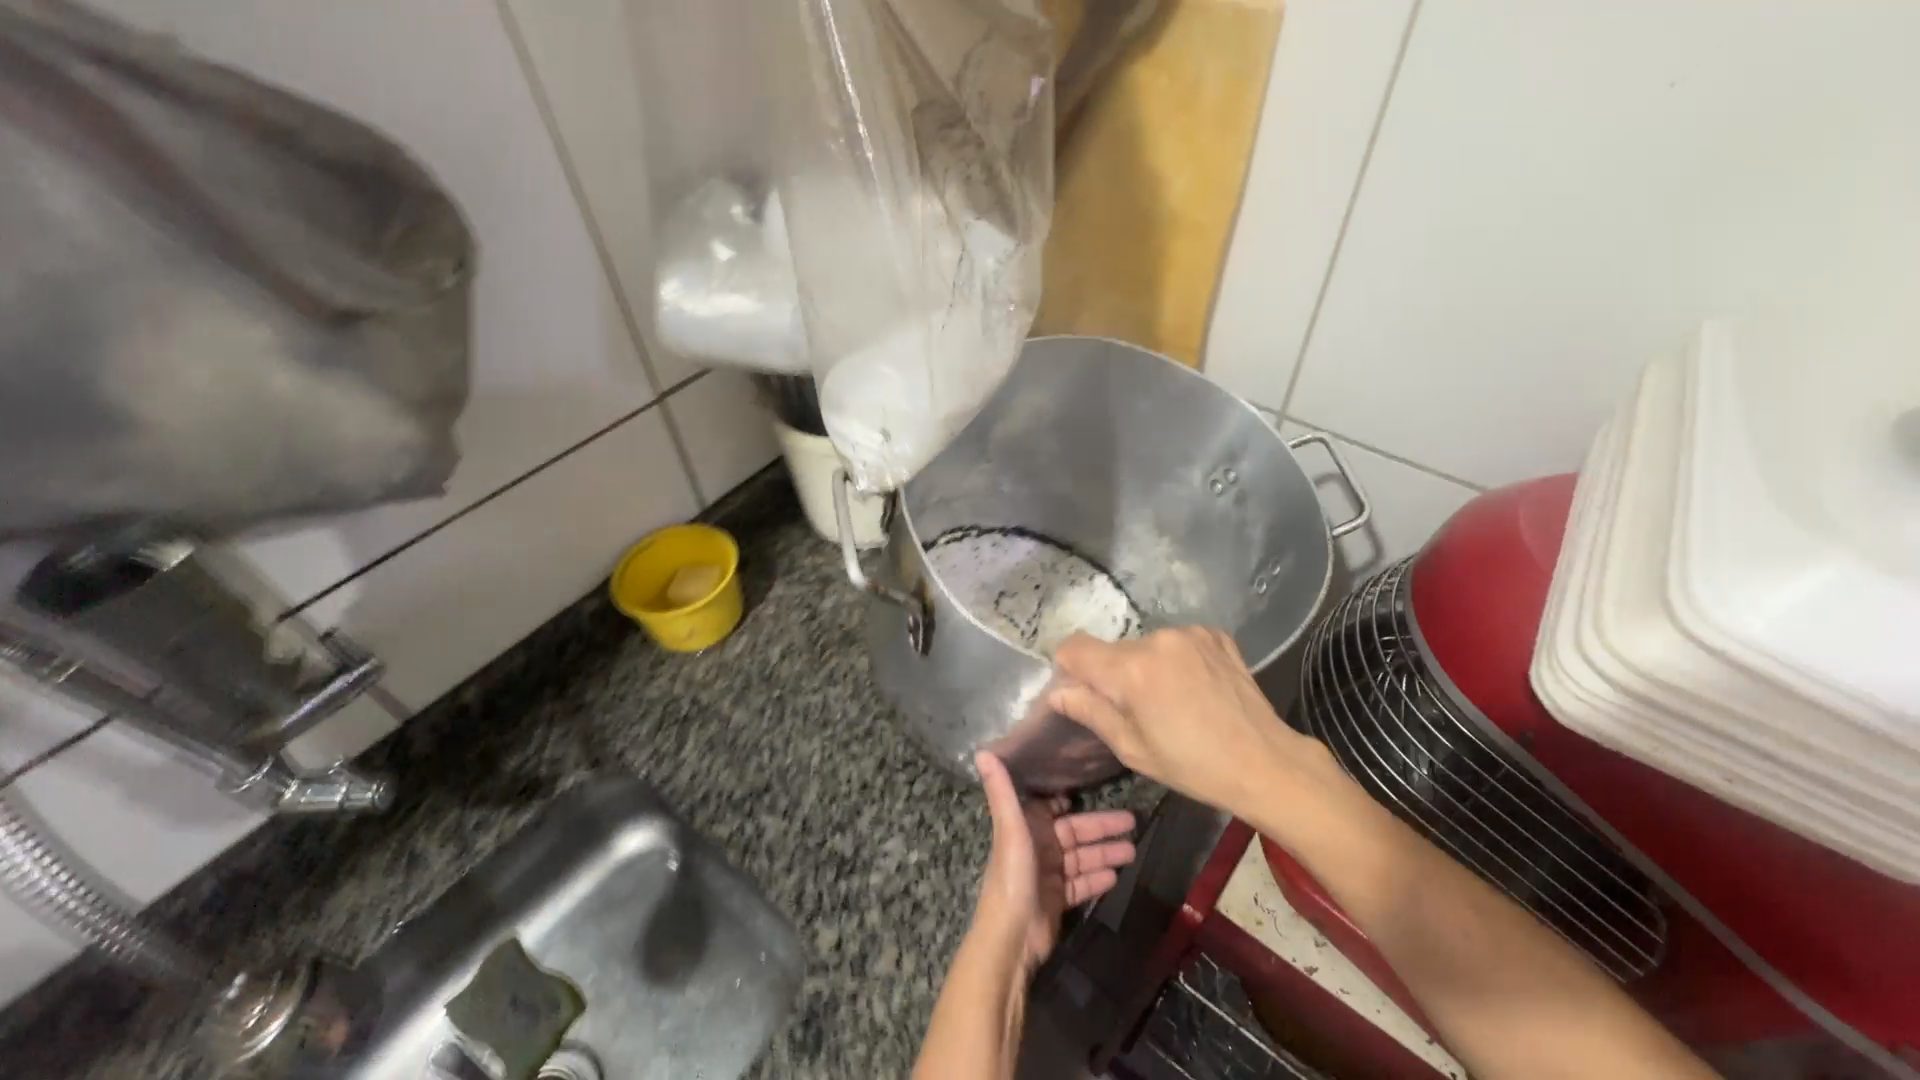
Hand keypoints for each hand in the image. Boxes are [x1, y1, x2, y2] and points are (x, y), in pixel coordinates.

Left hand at [971, 751, 1135, 974]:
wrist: (1011, 938)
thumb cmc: (1012, 878)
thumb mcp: (1010, 829)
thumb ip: (1001, 790)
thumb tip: (983, 750)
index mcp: (1024, 829)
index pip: (1051, 808)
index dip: (1072, 803)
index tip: (1098, 793)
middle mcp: (1036, 849)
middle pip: (1074, 834)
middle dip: (1101, 830)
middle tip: (1134, 825)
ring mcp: (1046, 876)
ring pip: (1081, 859)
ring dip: (1104, 854)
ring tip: (1132, 852)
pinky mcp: (1056, 901)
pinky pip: (1080, 885)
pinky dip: (1096, 880)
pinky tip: (1116, 878)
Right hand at [1049, 627, 1341, 818]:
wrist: (1265, 762)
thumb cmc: (1192, 765)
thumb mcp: (1132, 748)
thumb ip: (1090, 712)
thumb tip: (1058, 692)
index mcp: (1131, 669)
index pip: (1074, 648)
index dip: (1070, 670)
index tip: (1084, 695)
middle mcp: (1158, 640)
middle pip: (1112, 650)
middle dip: (1113, 676)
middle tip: (1136, 712)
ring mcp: (1190, 634)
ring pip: (1146, 646)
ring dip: (1147, 668)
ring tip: (1172, 702)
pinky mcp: (1215, 635)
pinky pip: (1178, 642)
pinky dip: (1177, 661)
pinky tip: (1195, 689)